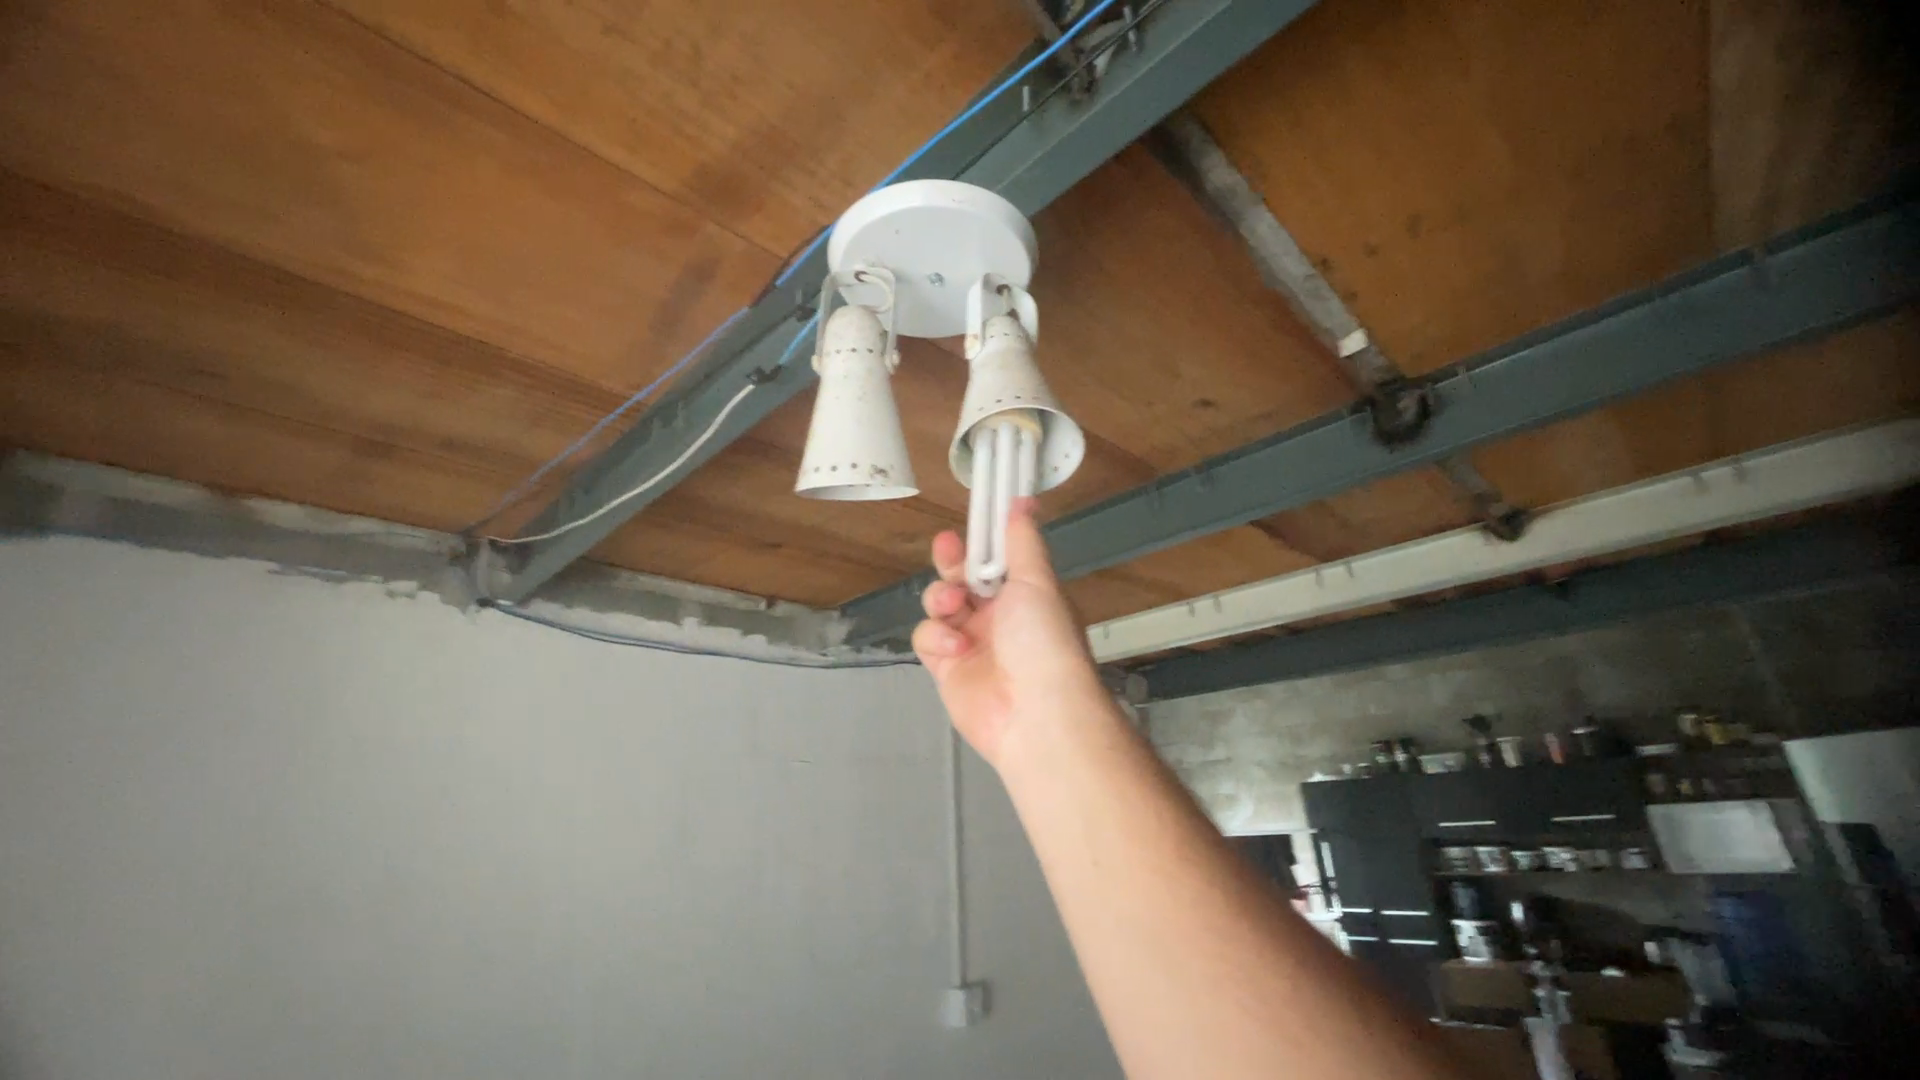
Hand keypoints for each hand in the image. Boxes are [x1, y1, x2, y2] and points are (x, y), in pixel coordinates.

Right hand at [911, 499, 1104, 768]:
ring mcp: (970, 643)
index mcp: (1024, 595)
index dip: (978, 543)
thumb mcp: (1037, 582)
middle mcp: (997, 617)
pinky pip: (927, 639)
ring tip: (954, 609)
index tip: (966, 526)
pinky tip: (955, 648)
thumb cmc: (1043, 640)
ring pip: (938, 606)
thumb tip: (1023, 499)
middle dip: (951, 564)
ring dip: (942, 599)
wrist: (1035, 714)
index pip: (994, 560)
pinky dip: (936, 638)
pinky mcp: (946, 668)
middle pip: (961, 579)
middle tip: (947, 550)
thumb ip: (1022, 542)